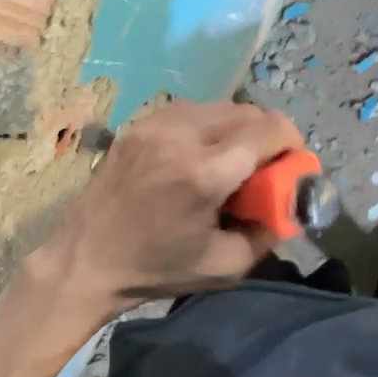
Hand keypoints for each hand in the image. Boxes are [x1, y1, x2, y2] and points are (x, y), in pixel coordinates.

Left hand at [29, 100, 300, 320]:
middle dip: (266, 137)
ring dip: (235, 128)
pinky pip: (186, 112)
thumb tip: (289, 207)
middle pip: (247, 112)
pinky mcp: (135, 127)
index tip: (291, 168)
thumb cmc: (155, 269)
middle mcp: (180, 137)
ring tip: (229, 162)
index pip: (270, 129)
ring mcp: (153, 126)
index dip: (292, 145)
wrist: (85, 260)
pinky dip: (204, 126)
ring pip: (217, 107)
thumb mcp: (225, 266)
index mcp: (204, 173)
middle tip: (262, 170)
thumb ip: (266, 232)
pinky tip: (197, 156)